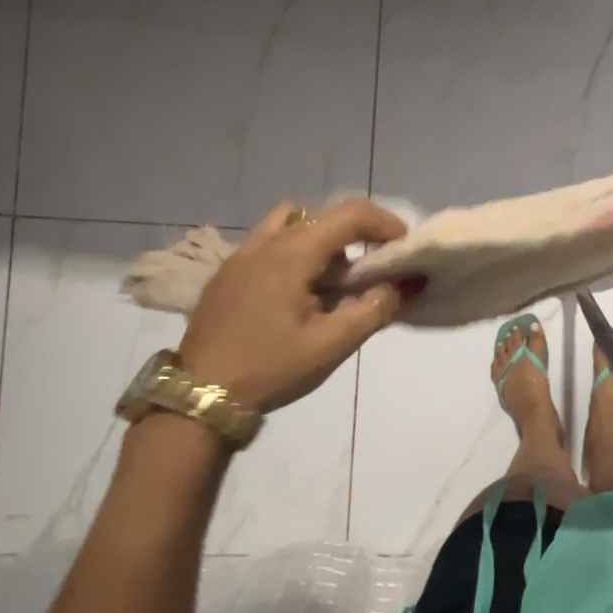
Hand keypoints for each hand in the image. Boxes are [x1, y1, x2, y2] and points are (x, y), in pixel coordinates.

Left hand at [178, 199, 420, 412]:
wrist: (200, 398)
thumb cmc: (271, 369)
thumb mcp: (333, 343)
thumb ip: (377, 307)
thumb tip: (413, 281)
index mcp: (291, 254)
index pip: (350, 214)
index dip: (386, 223)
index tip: (404, 250)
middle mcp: (264, 243)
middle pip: (322, 215)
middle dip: (358, 233)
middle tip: (376, 269)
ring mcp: (240, 256)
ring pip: (291, 223)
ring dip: (323, 238)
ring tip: (336, 278)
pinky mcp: (228, 274)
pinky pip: (270, 243)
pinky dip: (297, 252)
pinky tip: (301, 294)